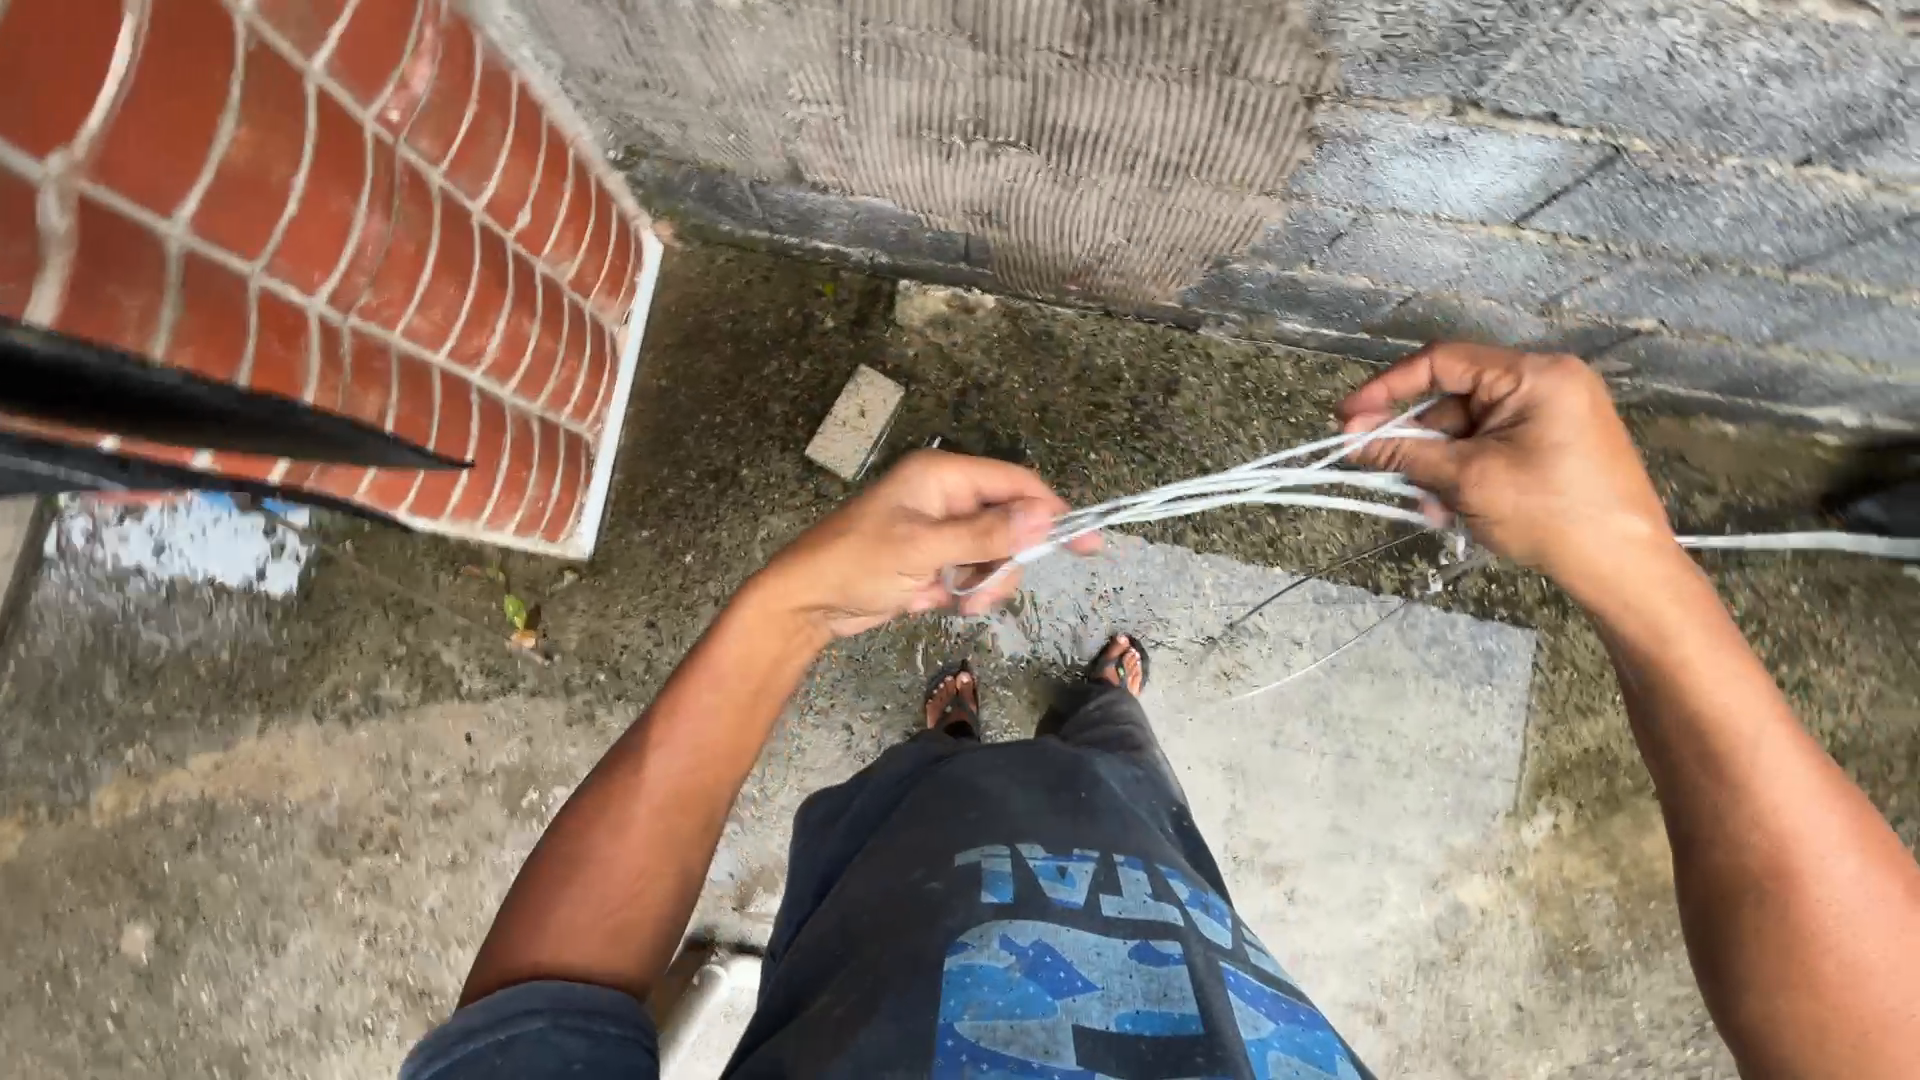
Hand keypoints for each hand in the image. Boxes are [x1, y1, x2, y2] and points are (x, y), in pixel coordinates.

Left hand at [755, 450, 1100, 637]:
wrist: (807, 602)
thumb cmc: (856, 563)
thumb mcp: (922, 548)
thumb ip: (985, 534)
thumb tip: (1044, 518)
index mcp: (942, 477)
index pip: (1015, 484)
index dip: (1051, 511)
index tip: (1086, 543)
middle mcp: (946, 499)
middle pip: (1010, 525)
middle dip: (1003, 563)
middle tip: (982, 593)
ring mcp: (941, 533)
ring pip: (995, 557)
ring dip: (983, 585)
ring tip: (954, 602)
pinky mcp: (935, 562)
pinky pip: (972, 576)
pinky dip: (964, 594)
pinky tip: (934, 602)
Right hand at [1338, 342, 1676, 599]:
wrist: (1622, 565)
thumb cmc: (1548, 512)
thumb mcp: (1466, 479)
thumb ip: (1406, 452)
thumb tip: (1353, 439)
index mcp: (1533, 376)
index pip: (1442, 362)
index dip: (1386, 387)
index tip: (1346, 416)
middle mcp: (1542, 383)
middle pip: (1449, 400)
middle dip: (1413, 440)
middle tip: (1374, 467)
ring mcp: (1548, 414)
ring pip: (1463, 430)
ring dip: (1435, 467)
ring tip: (1430, 508)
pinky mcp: (1548, 443)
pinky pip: (1485, 447)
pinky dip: (1460, 473)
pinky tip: (1452, 508)